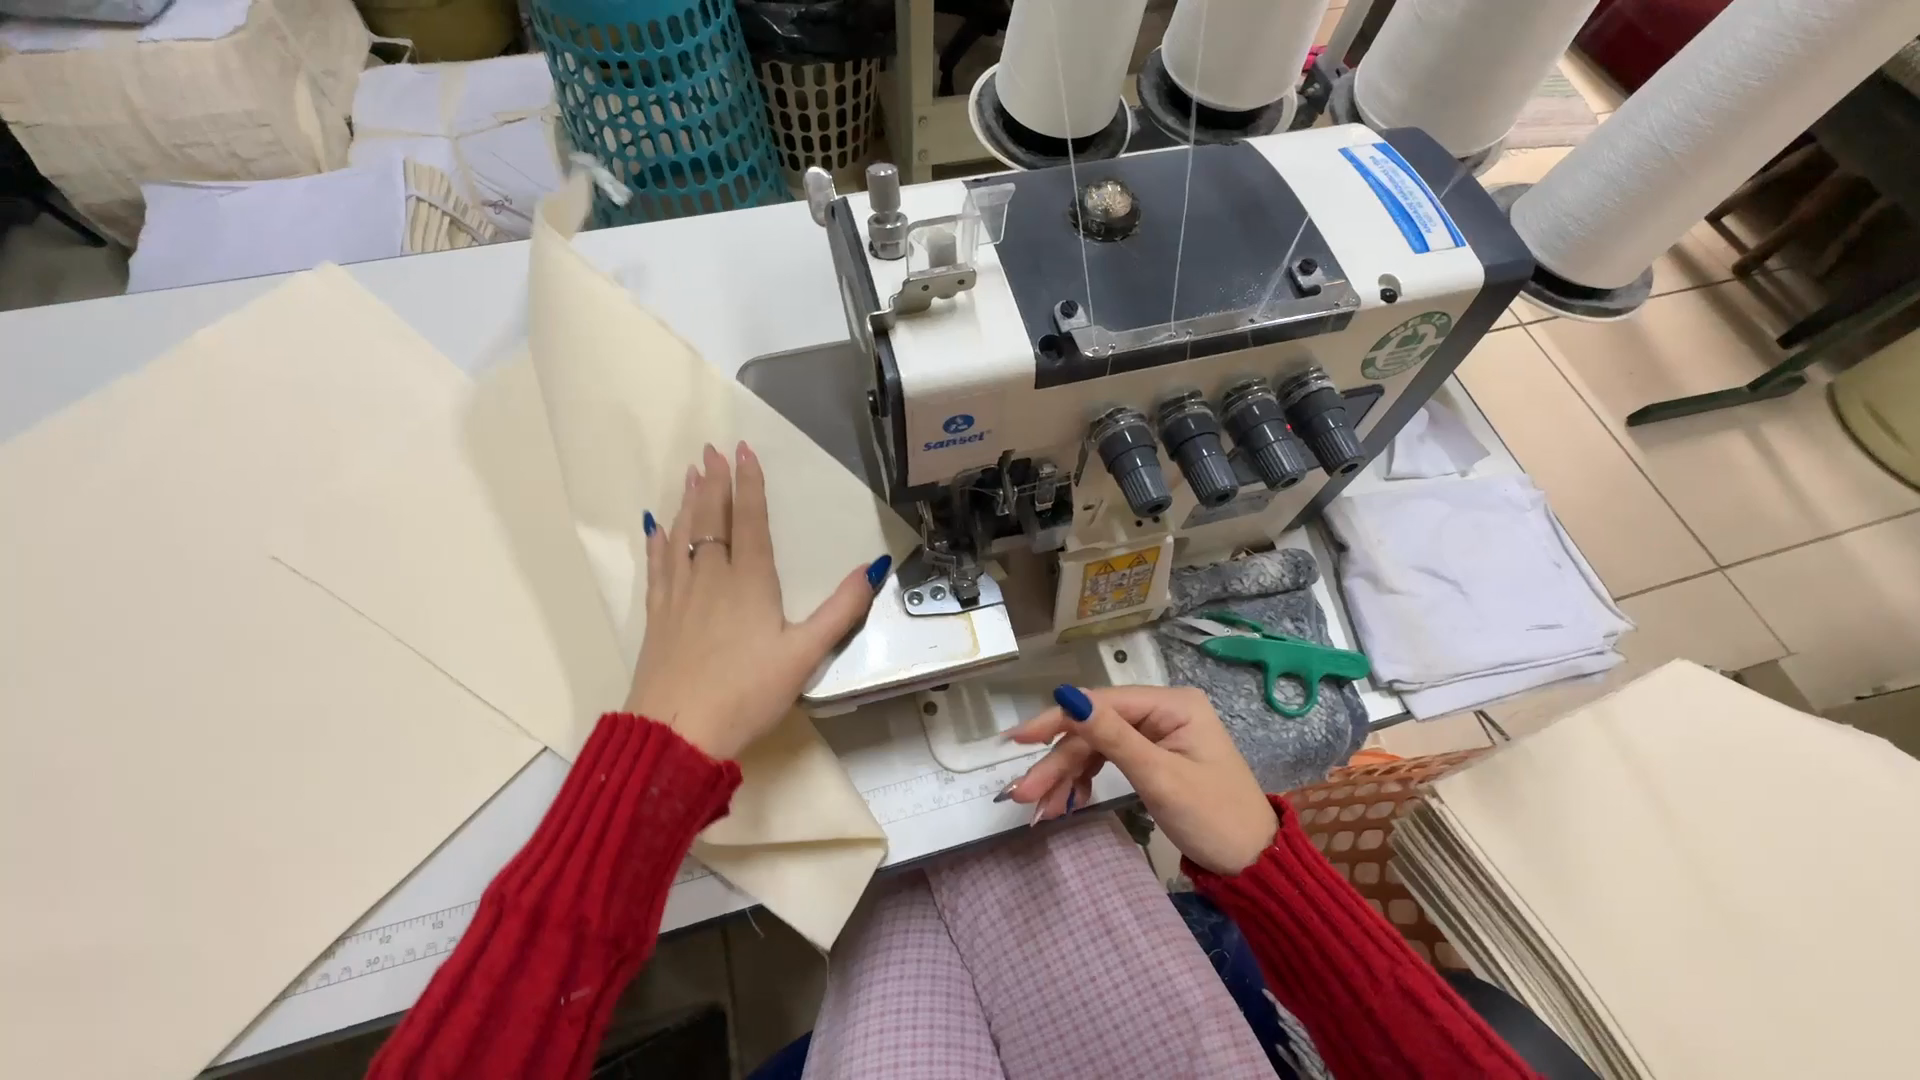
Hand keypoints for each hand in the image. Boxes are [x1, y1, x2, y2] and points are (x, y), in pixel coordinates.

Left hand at [623, 442, 890, 759]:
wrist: (677, 733)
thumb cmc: (747, 694)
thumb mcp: (805, 655)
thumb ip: (841, 610)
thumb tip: (874, 566)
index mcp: (749, 582)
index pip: (749, 521)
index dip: (748, 484)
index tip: (743, 450)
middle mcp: (710, 578)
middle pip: (711, 520)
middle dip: (714, 483)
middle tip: (710, 450)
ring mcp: (679, 596)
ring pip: (682, 536)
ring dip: (688, 503)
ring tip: (690, 475)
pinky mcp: (658, 617)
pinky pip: (658, 566)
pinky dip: (659, 542)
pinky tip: (656, 528)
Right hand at [1005, 685, 1278, 874]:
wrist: (1255, 866)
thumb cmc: (1215, 819)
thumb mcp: (1160, 778)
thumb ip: (1112, 737)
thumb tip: (1067, 696)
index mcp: (1172, 704)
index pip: (1100, 703)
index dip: (1056, 719)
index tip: (1015, 740)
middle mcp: (1162, 710)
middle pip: (1094, 728)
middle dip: (1058, 762)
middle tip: (1024, 795)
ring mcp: (1157, 734)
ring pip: (1095, 747)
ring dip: (1066, 776)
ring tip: (1041, 810)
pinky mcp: (1153, 757)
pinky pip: (1108, 761)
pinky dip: (1084, 782)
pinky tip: (1068, 802)